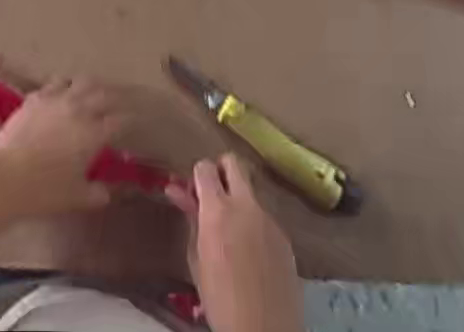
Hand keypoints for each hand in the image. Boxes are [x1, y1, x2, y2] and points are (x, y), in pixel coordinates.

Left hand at [0, 79, 122, 226]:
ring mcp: (53, 99)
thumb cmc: (46, 190)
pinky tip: (63, 92)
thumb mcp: (79, 197)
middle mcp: (77, 109)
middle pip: (102, 93)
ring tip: (93, 92)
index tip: (134, 119)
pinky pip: (54, 84)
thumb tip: (106, 190)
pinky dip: (64, 86)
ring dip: (89, 86)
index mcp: (94, 133)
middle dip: (114, 97)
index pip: (120, 119)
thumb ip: (99, 192)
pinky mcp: (33, 98)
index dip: (130, 118)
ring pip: (78, 82)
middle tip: (120, 101)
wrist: (5, 176)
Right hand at [166, 156, 301, 331]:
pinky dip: (253, 222)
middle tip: (211, 194)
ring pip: (250, 192)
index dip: (196, 176)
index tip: (192, 193)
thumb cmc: (219, 299)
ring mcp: (270, 222)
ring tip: (230, 230)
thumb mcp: (196, 257)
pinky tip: (249, 251)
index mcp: (217, 210)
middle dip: (220, 170)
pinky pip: (264, 218)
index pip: (204, 167)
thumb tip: (177, 190)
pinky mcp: (286, 240)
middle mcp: (246, 207)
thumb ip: (191, 218)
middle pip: (234, 164)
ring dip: (238, 199)